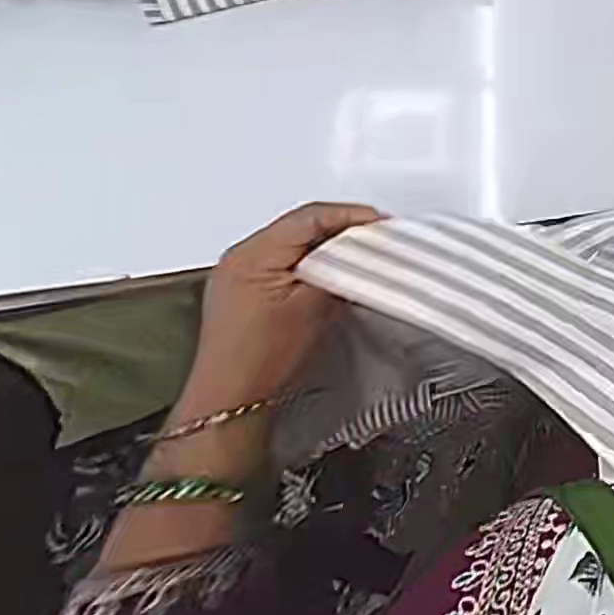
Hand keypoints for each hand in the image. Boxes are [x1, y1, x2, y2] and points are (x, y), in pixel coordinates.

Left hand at [187, 202, 382, 404]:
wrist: (232, 399)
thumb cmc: (263, 357)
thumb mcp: (314, 305)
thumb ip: (341, 270)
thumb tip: (365, 252)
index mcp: (252, 255)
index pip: (310, 217)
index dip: (351, 215)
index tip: (381, 223)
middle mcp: (241, 257)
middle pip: (303, 223)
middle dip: (344, 224)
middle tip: (377, 233)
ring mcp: (242, 271)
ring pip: (298, 238)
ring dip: (332, 241)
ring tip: (363, 249)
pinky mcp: (249, 286)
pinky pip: (290, 256)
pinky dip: (318, 256)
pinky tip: (338, 267)